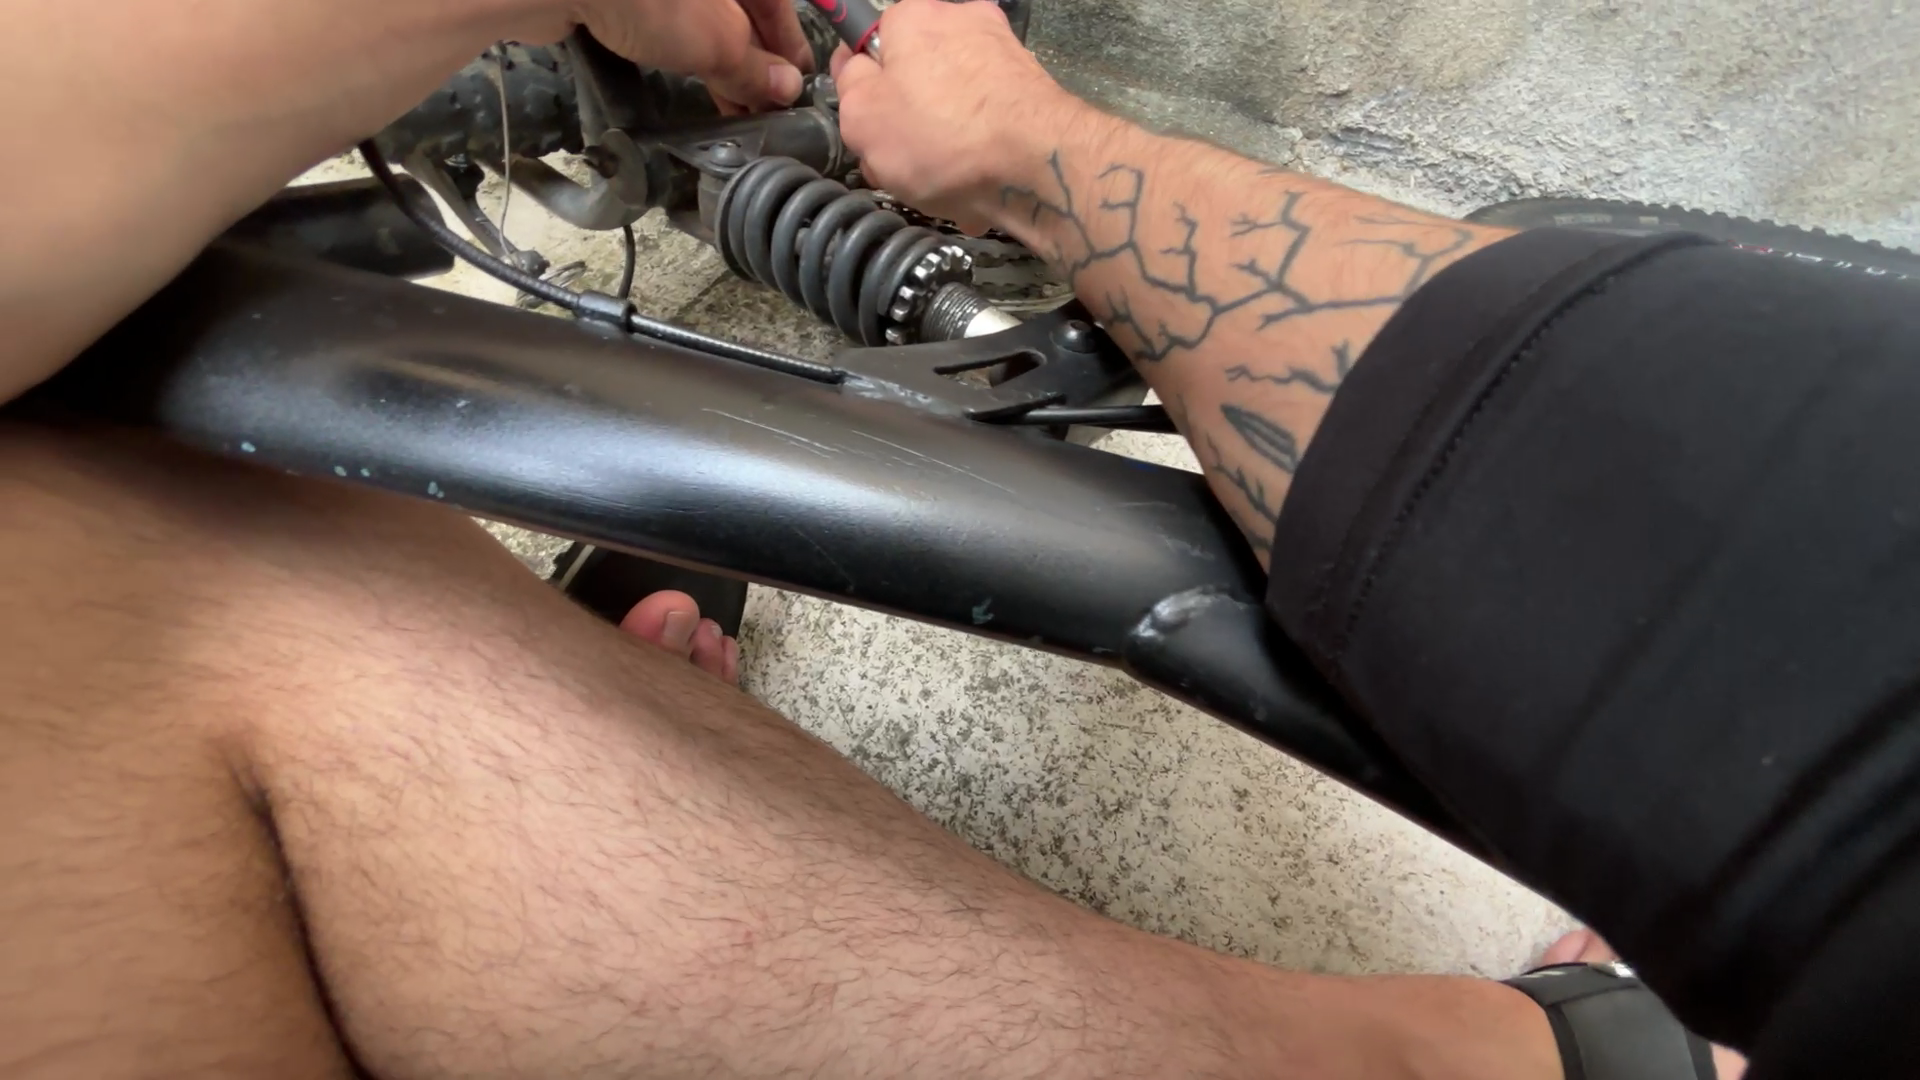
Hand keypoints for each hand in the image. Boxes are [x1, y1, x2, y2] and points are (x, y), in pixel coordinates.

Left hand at [573, 0, 813, 107]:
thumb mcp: (717, 41)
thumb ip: (755, 68)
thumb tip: (786, 89)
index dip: (789, 45)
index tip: (796, 85)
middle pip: (738, 8)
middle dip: (754, 58)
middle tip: (764, 105)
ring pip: (702, 15)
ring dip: (720, 59)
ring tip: (732, 105)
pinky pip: (666, 16)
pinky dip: (684, 48)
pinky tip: (692, 80)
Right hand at [831, 0, 1083, 230]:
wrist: (1036, 167)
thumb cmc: (944, 140)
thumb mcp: (862, 119)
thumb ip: (849, 89)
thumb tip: (855, 73)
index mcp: (911, 17)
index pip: (870, 48)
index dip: (863, 95)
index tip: (868, 130)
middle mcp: (962, 23)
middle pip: (915, 86)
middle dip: (907, 133)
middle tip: (906, 169)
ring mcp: (1002, 58)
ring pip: (952, 115)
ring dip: (943, 155)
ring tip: (947, 188)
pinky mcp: (1031, 97)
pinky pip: (987, 134)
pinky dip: (979, 162)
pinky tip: (978, 191)